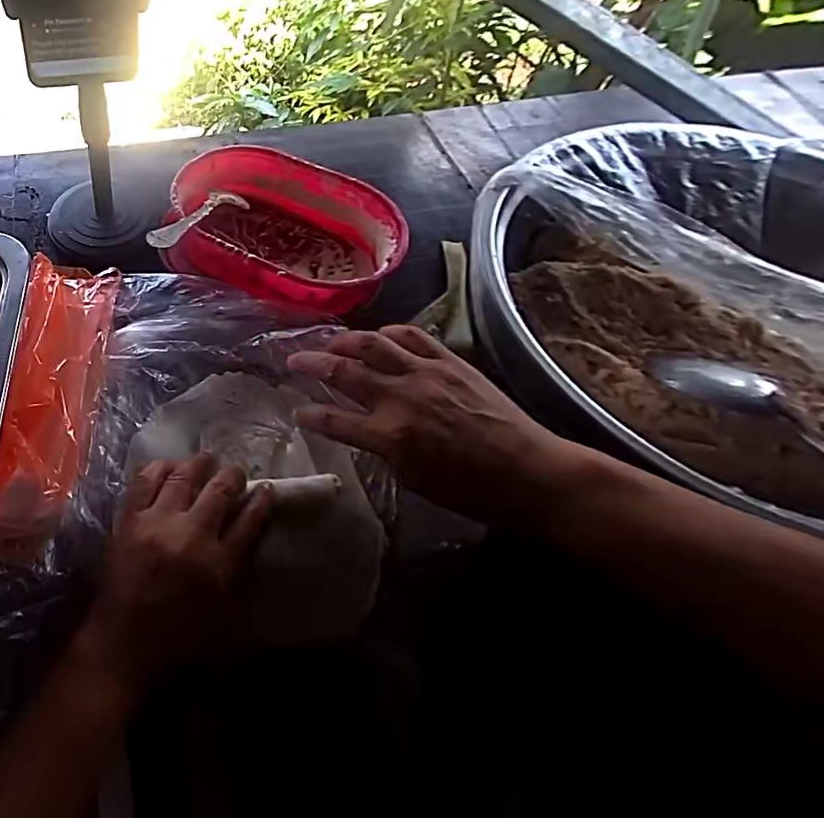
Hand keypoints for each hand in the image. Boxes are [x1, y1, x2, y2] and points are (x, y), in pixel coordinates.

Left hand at [78, 456, 271, 689]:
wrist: (122, 646)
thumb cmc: (176, 638)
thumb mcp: (221, 613)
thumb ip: (235, 573)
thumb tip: (246, 538)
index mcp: (217, 565)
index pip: (248, 522)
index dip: (261, 502)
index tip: (266, 489)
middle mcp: (190, 537)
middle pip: (219, 492)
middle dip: (233, 476)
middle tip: (236, 471)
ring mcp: (157, 524)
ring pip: (184, 478)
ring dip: (199, 465)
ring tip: (206, 459)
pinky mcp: (130, 521)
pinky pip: (145, 481)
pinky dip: (159, 467)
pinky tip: (169, 465)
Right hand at [287, 325, 607, 526]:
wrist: (530, 472)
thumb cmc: (473, 490)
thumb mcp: (416, 479)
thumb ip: (384, 449)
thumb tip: (364, 429)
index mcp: (391, 435)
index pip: (335, 420)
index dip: (311, 414)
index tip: (297, 410)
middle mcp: (402, 397)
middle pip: (345, 371)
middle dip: (312, 363)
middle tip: (293, 357)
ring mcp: (427, 373)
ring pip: (374, 344)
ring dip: (346, 340)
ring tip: (330, 341)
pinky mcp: (450, 361)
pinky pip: (413, 335)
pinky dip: (390, 332)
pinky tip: (380, 334)